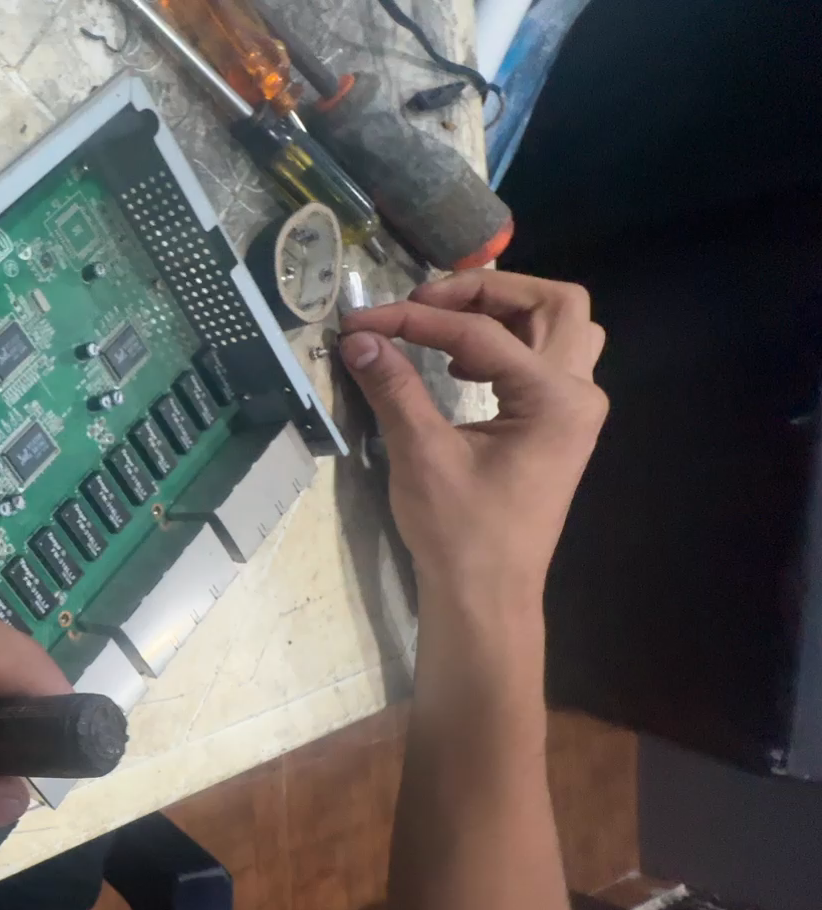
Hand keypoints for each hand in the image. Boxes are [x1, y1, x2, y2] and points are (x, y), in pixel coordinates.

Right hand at [339, 270, 607, 606]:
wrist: (485, 590)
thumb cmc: (459, 529)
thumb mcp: (420, 456)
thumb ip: (393, 390)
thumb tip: (358, 340)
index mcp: (555, 398)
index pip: (479, 336)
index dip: (414, 320)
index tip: (359, 323)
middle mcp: (577, 392)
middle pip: (553, 304)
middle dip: (484, 292)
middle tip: (421, 302)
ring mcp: (569, 409)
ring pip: (558, 328)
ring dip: (502, 313)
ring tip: (441, 327)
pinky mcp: (550, 425)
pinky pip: (542, 359)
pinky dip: (502, 345)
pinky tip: (457, 367)